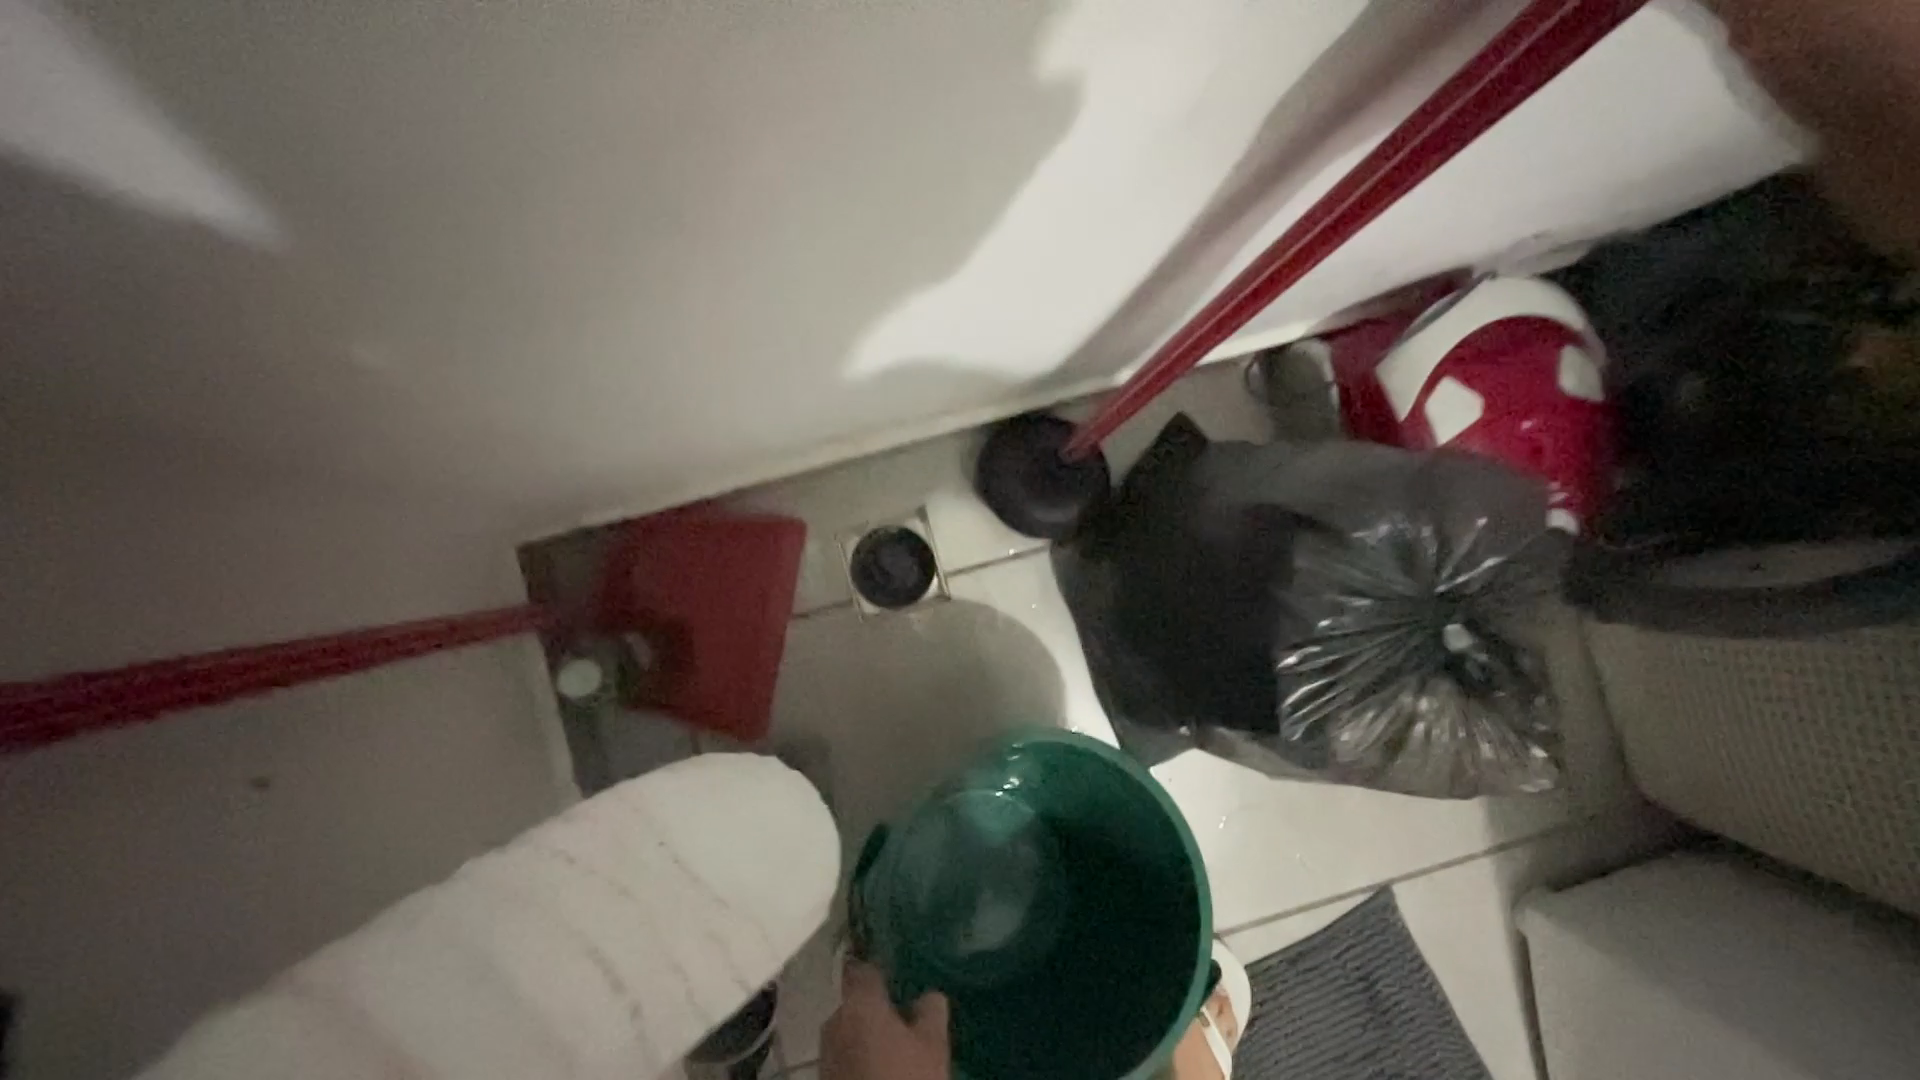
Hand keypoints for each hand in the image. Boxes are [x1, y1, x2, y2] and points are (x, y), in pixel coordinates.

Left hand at [820, 960, 949, 1079]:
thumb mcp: (933, 1046)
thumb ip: (931, 1011)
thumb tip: (927, 996)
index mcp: (859, 1004)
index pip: (862, 968)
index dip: (879, 967)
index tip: (896, 970)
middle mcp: (834, 1022)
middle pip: (854, 1002)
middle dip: (876, 1008)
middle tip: (905, 1017)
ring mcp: (825, 1055)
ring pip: (849, 1031)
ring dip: (868, 1035)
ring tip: (897, 1049)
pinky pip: (844, 1058)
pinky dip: (860, 1059)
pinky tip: (882, 1071)